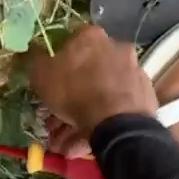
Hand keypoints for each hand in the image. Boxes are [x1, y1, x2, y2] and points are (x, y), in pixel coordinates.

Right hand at [34, 27, 178, 176]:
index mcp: (91, 36)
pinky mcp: (146, 96)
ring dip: (83, 113)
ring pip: (101, 91)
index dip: (58, 61)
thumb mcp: (41, 73)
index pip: (71, 41)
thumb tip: (31, 48)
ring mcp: (134, 72)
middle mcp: (117, 47)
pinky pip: (115, 106)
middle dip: (70, 94)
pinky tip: (87, 142)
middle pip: (87, 70)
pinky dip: (102, 120)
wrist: (117, 123)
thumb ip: (34, 58)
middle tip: (55, 116)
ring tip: (67, 141)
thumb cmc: (74, 90)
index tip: (51, 80)